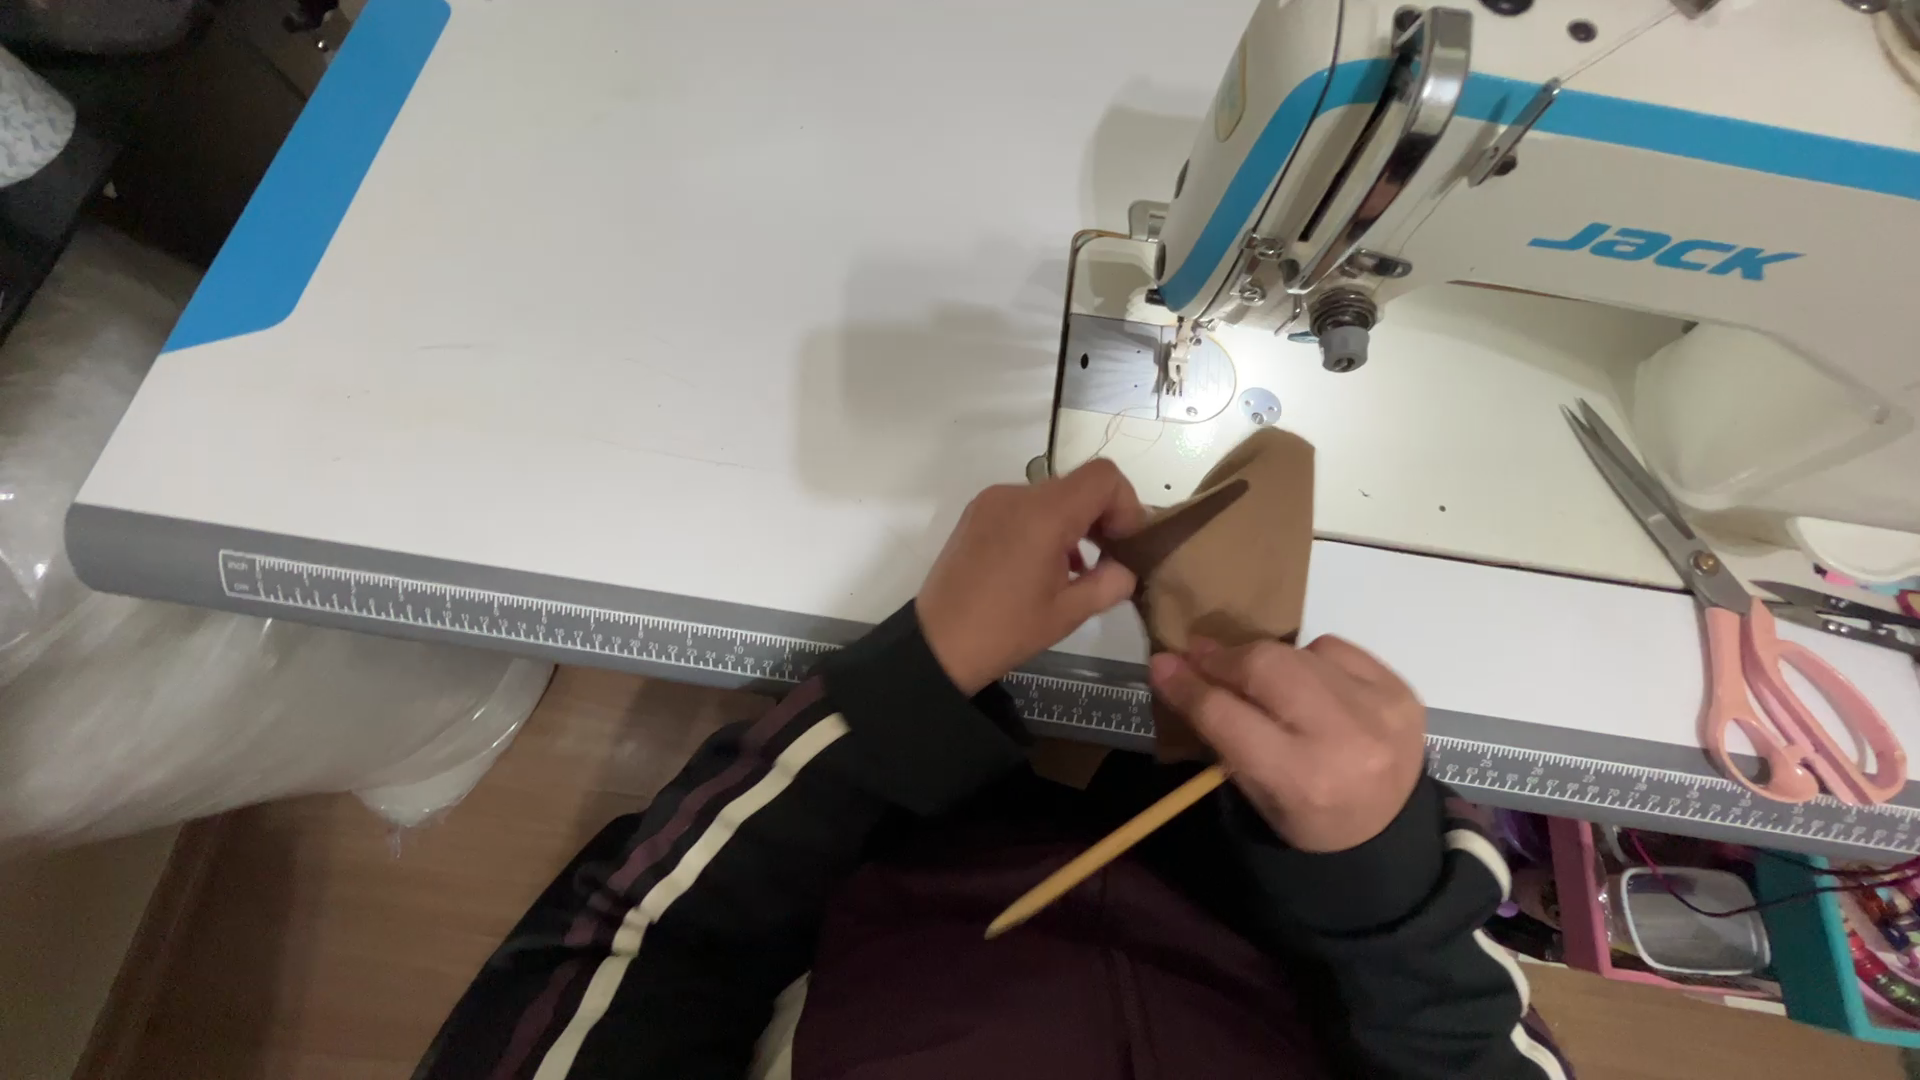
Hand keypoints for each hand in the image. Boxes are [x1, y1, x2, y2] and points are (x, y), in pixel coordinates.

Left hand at [917, 459, 1146, 694]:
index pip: (1103, 477)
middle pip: (1077, 485)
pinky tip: (1044, 565)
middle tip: (1109, 559)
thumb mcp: (1068, 613)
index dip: (1126, 505)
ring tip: (1074, 569)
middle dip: (1101, 517)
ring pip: (1051, 495)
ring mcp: (991, 502)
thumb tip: (1126, 568)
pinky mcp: (975, 514)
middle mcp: (1015, 495)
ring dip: (1072, 523)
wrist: (937, 646)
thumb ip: (1110, 583)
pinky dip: (1044, 525)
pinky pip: (1023, 506)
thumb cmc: (1005, 631)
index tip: (1123, 543)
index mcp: (1043, 514)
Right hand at [1149, 636, 1425, 851]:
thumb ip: (1214, 727)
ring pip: (1295, 652)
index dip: (1187, 684)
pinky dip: (1308, 657)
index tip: (1161, 664)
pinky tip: (1304, 680)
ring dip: (1261, 658)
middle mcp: (1344, 740)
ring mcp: (1378, 709)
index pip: (1226, 714)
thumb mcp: (1251, 788)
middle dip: (1222, 658)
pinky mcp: (1400, 690)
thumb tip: (1171, 667)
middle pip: (1265, 668)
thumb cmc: (1305, 816)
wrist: (1387, 833)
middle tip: (1197, 655)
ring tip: (1246, 670)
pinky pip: (1333, 648)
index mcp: (1299, 779)